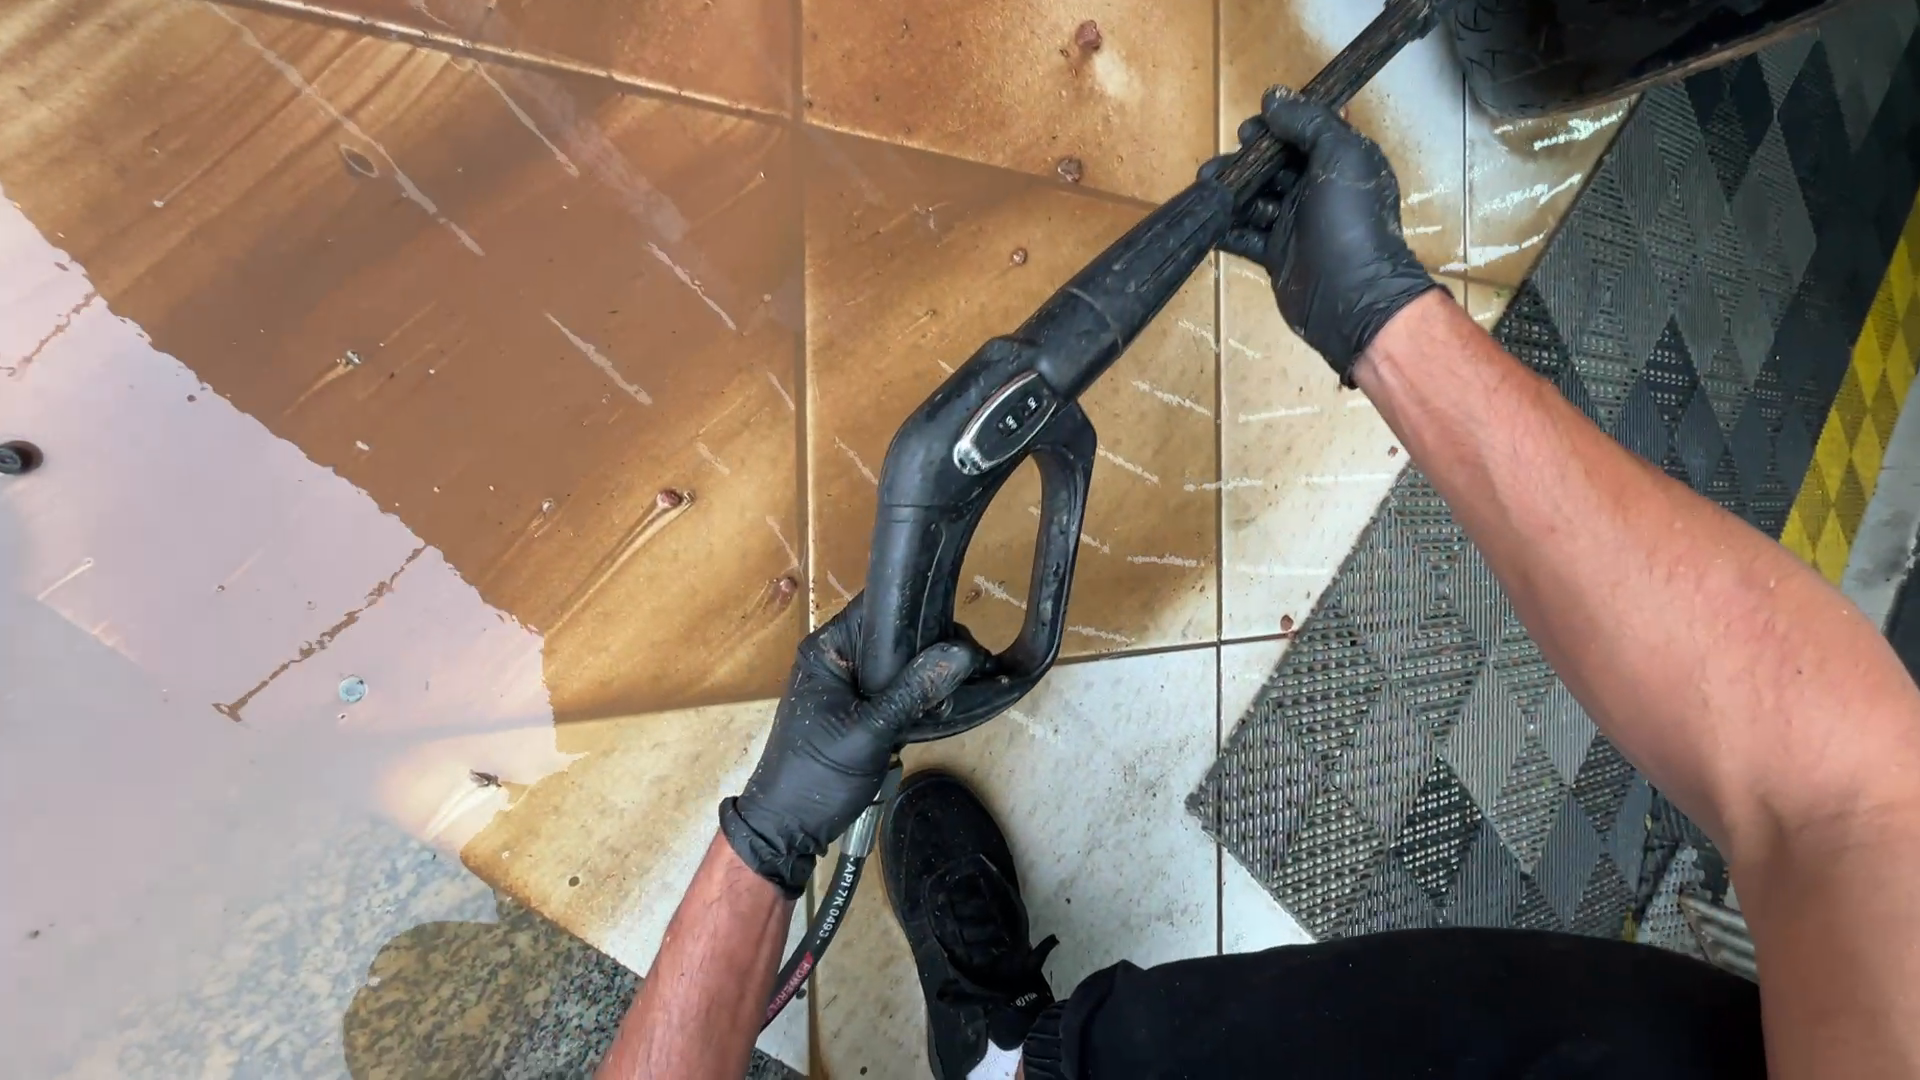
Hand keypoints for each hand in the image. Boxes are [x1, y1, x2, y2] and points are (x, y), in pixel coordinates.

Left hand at [719, 596, 980, 896]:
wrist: (787, 829)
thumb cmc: (817, 777)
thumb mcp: (871, 731)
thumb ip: (915, 689)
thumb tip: (964, 651)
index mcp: (827, 648)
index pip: (877, 607)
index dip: (917, 611)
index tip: (957, 629)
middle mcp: (835, 655)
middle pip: (892, 633)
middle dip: (929, 646)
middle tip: (965, 665)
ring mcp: (845, 681)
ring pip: (897, 661)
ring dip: (925, 673)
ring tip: (955, 686)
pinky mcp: (855, 705)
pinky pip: (893, 686)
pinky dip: (915, 693)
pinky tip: (938, 704)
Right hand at [1206, 85, 1443, 382]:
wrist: (1348, 293)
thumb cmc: (1349, 219)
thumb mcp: (1339, 155)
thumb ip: (1308, 122)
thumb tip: (1273, 97)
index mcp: (1338, 161)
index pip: (1301, 134)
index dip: (1275, 127)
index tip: (1248, 128)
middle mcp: (1315, 190)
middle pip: (1272, 168)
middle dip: (1245, 162)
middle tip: (1218, 162)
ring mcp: (1293, 225)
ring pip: (1254, 200)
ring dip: (1230, 193)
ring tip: (1205, 187)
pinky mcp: (1275, 256)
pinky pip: (1245, 237)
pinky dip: (1226, 229)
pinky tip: (1208, 222)